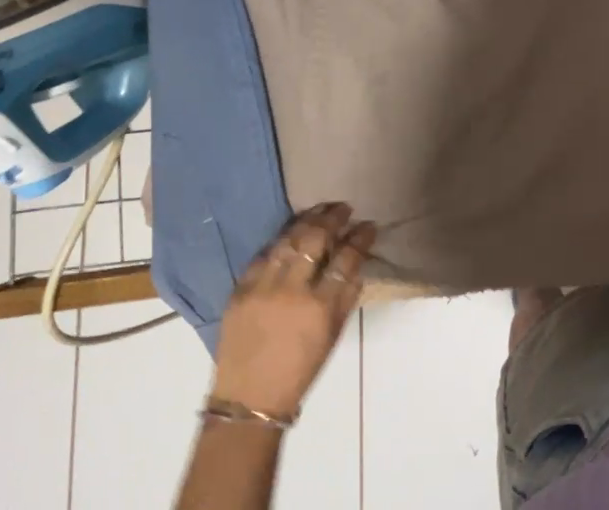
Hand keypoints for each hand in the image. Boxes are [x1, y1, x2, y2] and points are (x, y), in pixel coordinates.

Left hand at [210, 203, 377, 418]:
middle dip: (332, 218)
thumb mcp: (334, 335)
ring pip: (287, 240)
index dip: (360, 237)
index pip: (346, 258)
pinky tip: (290, 234)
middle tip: (343, 208)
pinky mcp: (239, 290)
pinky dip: (279, 242)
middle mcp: (291, 290)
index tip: (368, 224)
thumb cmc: (300, 370)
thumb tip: (356, 264)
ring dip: (306, 221)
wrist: (249, 398)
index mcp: (320, 306)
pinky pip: (263, 256)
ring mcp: (261, 287)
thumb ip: (347, 297)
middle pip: (315, 239)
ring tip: (320, 210)